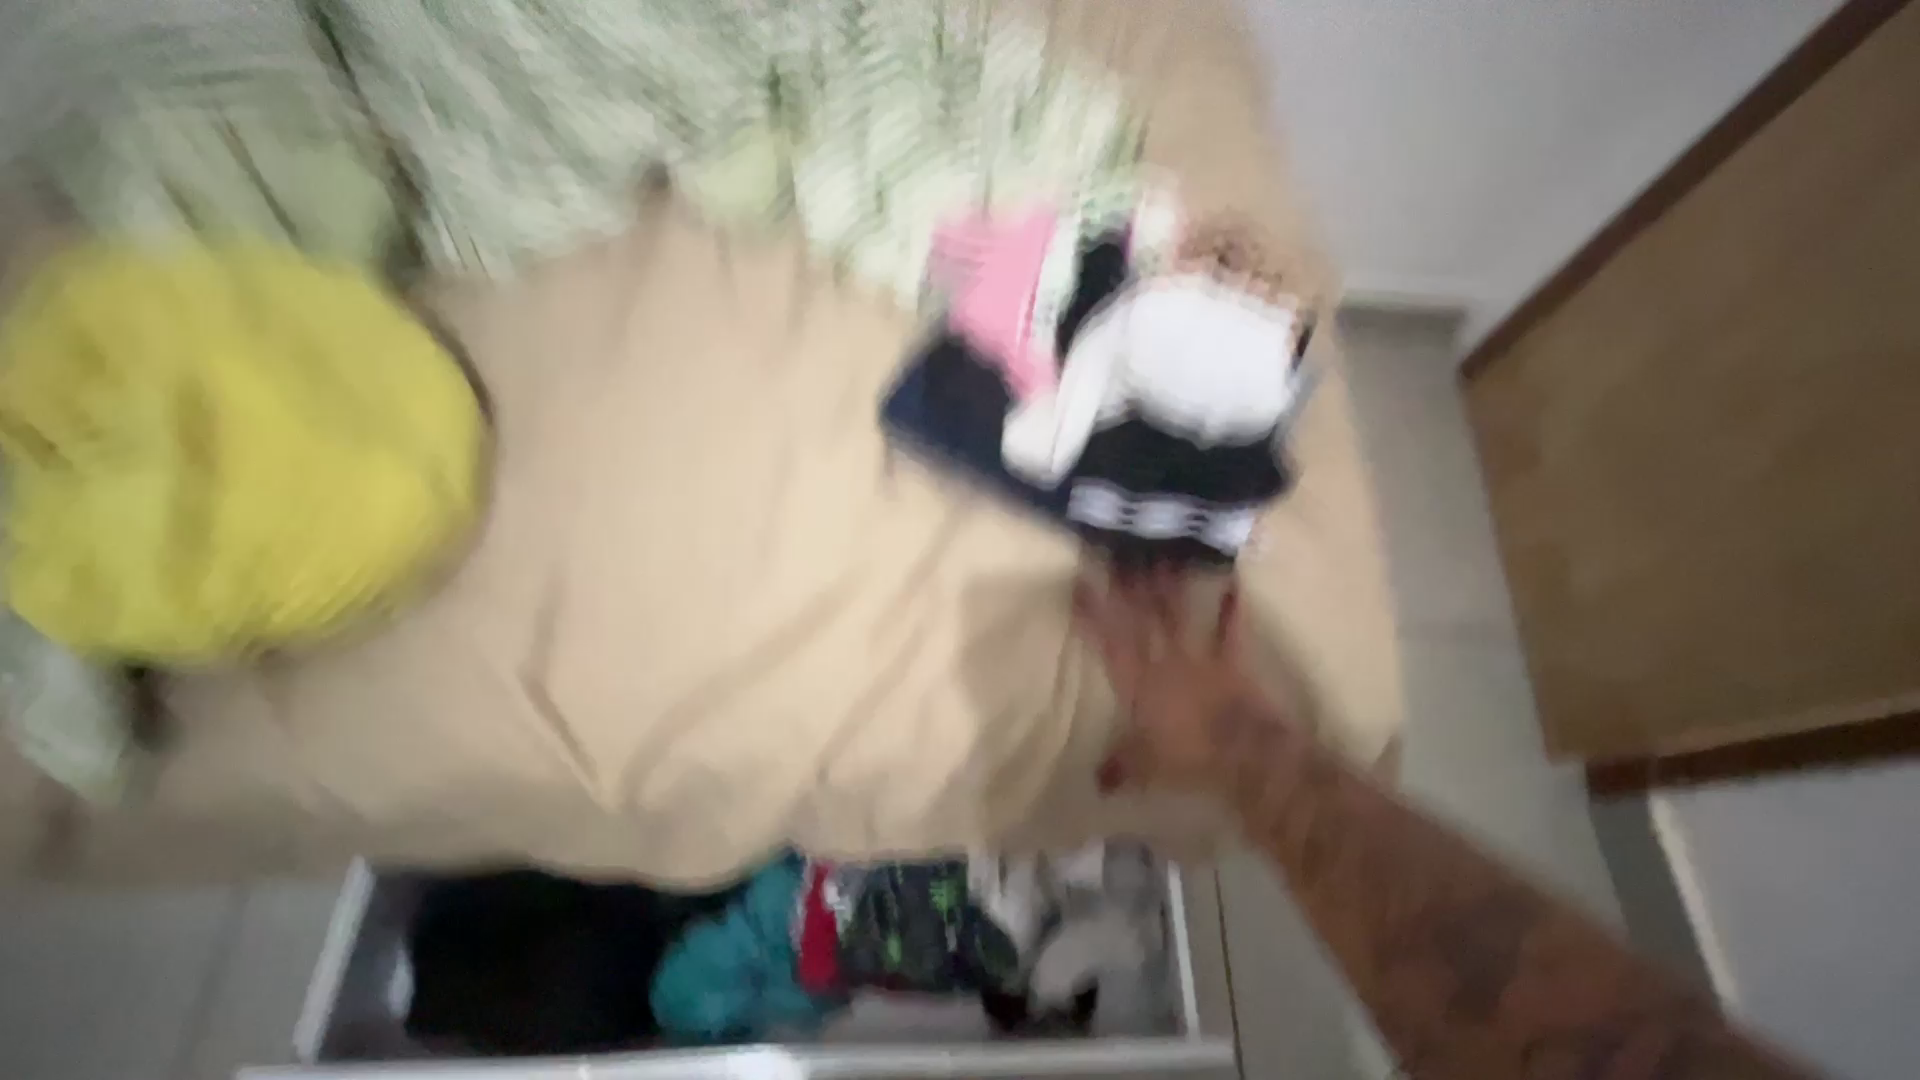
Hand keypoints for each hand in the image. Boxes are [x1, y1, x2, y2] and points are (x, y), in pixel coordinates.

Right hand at [1072, 566, 1299, 791]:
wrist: (1244, 756)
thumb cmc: (1187, 759)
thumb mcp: (1144, 769)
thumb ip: (1118, 768)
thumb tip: (1094, 783)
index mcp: (1137, 682)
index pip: (1108, 640)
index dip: (1093, 611)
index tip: (1080, 583)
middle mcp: (1164, 660)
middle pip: (1141, 616)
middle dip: (1127, 585)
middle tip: (1118, 553)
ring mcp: (1199, 656)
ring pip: (1178, 613)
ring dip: (1169, 584)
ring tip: (1158, 555)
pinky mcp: (1231, 660)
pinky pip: (1230, 628)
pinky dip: (1232, 606)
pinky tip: (1233, 579)